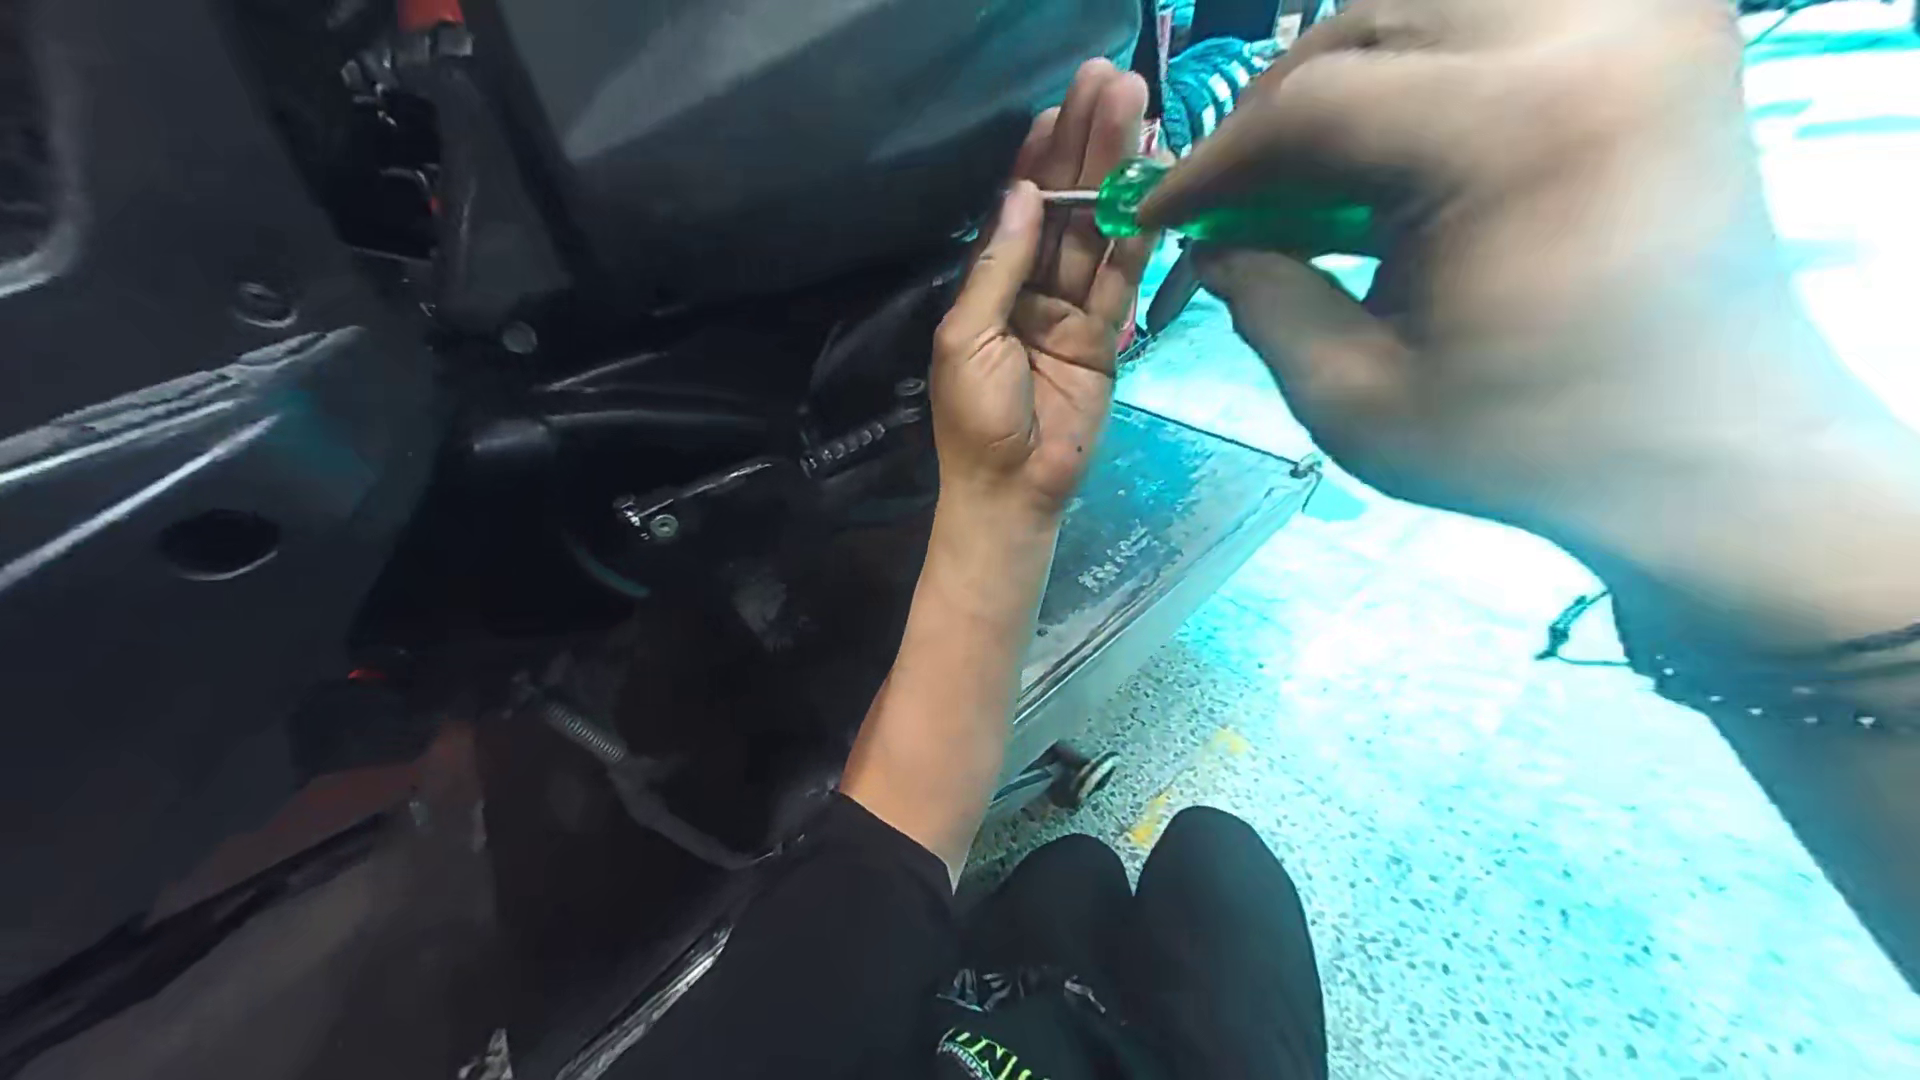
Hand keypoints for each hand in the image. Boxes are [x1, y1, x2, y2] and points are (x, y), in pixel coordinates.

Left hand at [931, 59, 1152, 520]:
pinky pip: (1120, 284)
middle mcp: (1030, 294)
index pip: (1018, 214)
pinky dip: (1135, 239)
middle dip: (1084, 153)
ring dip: (1115, 181)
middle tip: (1112, 86)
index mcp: (988, 291)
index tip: (1061, 109)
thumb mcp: (969, 336)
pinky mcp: (1105, 340)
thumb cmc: (976, 418)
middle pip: (1062, 214)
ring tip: (1137, 116)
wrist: (1011, 486)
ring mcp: (1070, 316)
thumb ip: (998, 266)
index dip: (1039, 162)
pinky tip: (1149, 190)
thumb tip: (1024, 193)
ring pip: (1095, 239)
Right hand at [1140, 0, 1919, 655]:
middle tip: (1220, 196)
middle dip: (1268, 114)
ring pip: (1426, 8)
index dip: (1215, 159)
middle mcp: (1598, 30)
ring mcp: (1644, 21)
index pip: (1316, 102)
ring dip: (1333, 88)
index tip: (1158, 213)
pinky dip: (1405, 86)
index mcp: (1521, 129)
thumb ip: (1262, 302)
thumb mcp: (1350, 396)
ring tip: (1286, 178)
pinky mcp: (1655, 43)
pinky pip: (1488, 29)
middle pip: (1367, 22)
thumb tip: (1208, 245)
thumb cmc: (1516, 443)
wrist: (1702, 452)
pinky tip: (1372, 165)